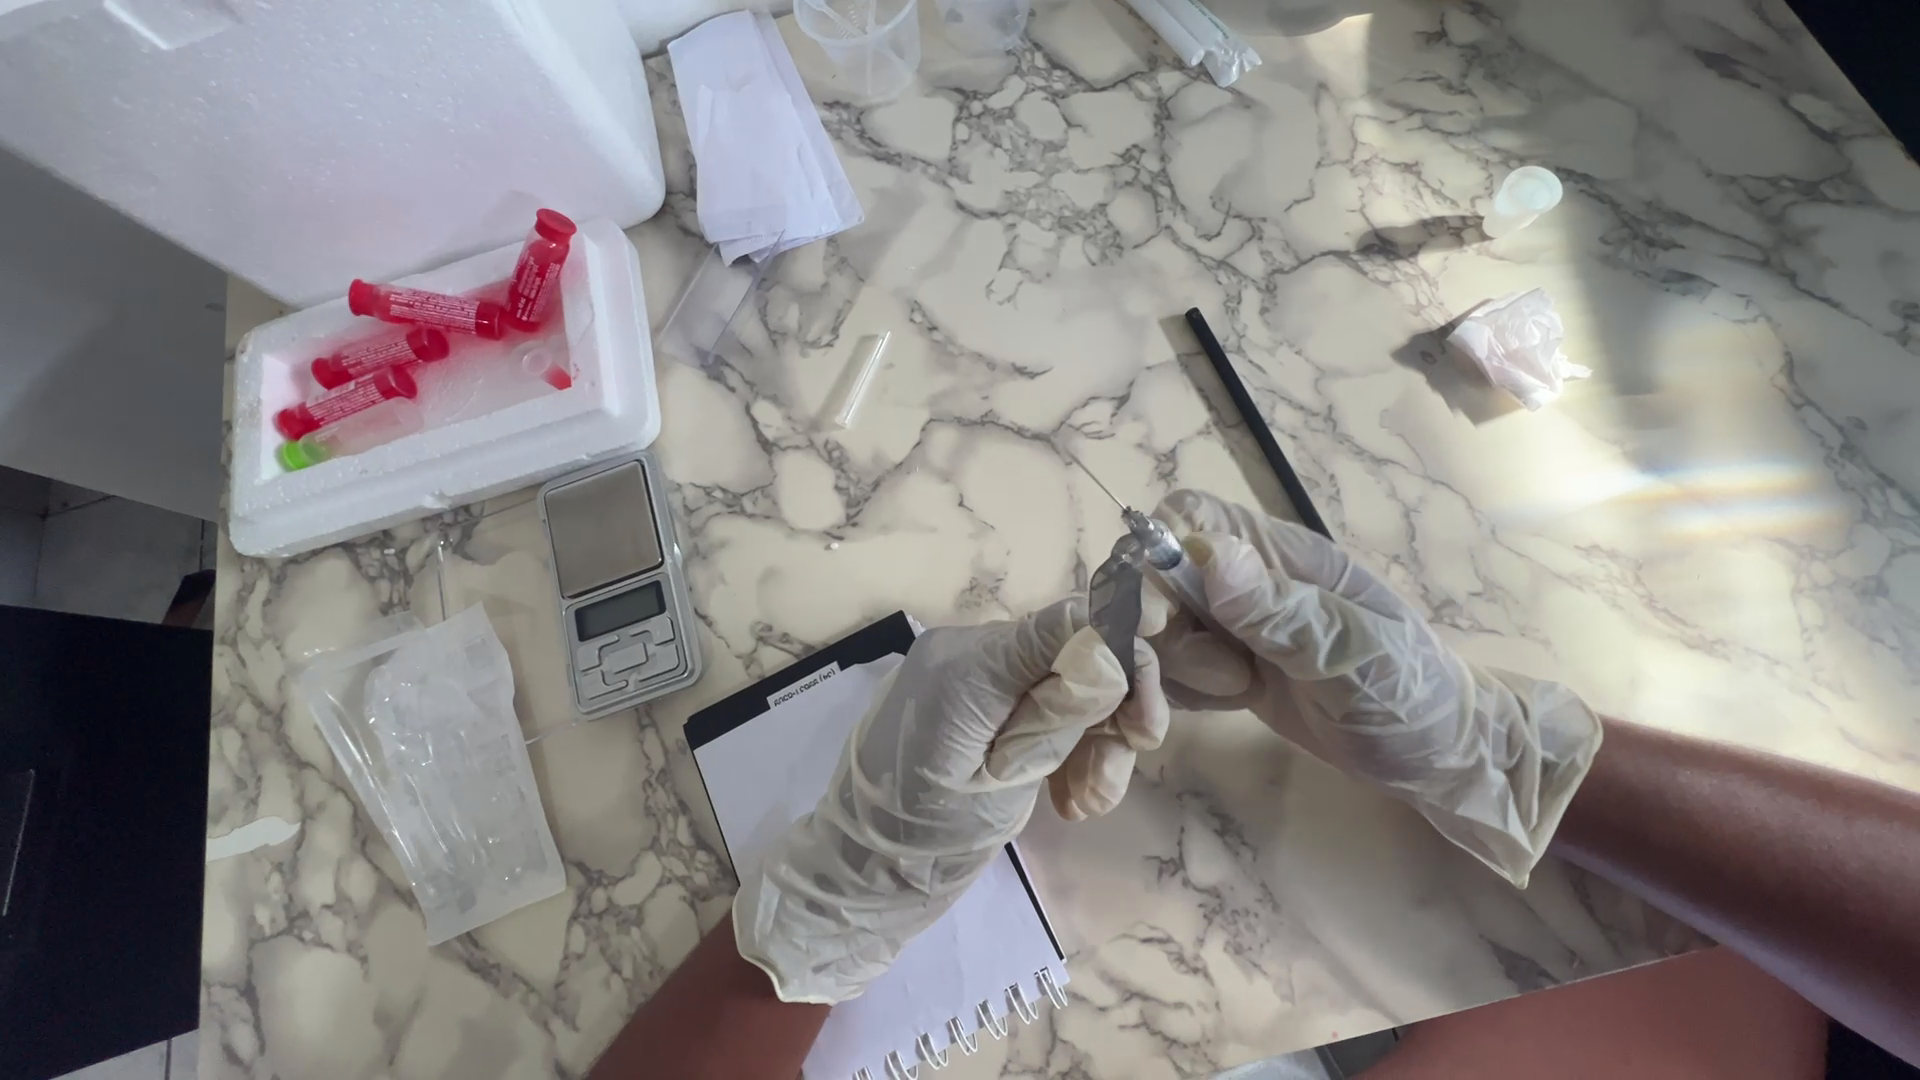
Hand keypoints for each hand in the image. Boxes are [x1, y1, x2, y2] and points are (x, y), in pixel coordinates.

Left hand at [733, 599, 1168, 1003]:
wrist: (859, 875)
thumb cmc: (923, 841)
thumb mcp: (1002, 783)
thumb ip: (1058, 713)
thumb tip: (1114, 652)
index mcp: (968, 663)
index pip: (1065, 622)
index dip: (1121, 648)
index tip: (1147, 710)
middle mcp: (967, 651)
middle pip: (1070, 651)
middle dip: (1112, 704)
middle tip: (1137, 753)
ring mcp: (968, 674)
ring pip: (1061, 683)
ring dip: (1092, 736)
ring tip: (1089, 802)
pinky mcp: (973, 700)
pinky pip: (1035, 704)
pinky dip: (1062, 745)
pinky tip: (1068, 797)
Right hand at [1143, 490, 1602, 886]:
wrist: (1435, 754)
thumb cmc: (1411, 695)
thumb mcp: (1355, 655)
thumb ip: (1281, 610)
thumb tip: (1210, 554)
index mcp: (1276, 554)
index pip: (1186, 517)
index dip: (1153, 555)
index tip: (1156, 618)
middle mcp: (1239, 580)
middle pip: (1151, 578)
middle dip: (1158, 631)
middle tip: (1220, 675)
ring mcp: (1224, 625)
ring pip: (1151, 629)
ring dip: (1172, 669)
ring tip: (1238, 693)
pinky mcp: (1216, 666)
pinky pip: (1165, 669)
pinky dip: (1174, 692)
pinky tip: (1227, 705)